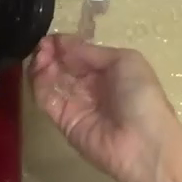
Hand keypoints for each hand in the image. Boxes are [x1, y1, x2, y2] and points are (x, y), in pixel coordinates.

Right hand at [28, 35, 181, 181]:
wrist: (142, 143)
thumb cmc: (140, 95)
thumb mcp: (125, 61)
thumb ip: (91, 52)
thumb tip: (62, 43)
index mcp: (110, 71)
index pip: (80, 54)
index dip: (65, 45)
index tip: (52, 38)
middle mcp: (92, 86)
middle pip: (64, 66)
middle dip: (52, 53)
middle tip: (42, 46)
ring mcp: (76, 104)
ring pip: (52, 81)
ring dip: (43, 66)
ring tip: (39, 57)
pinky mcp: (64, 121)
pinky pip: (48, 99)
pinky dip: (40, 84)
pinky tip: (39, 71)